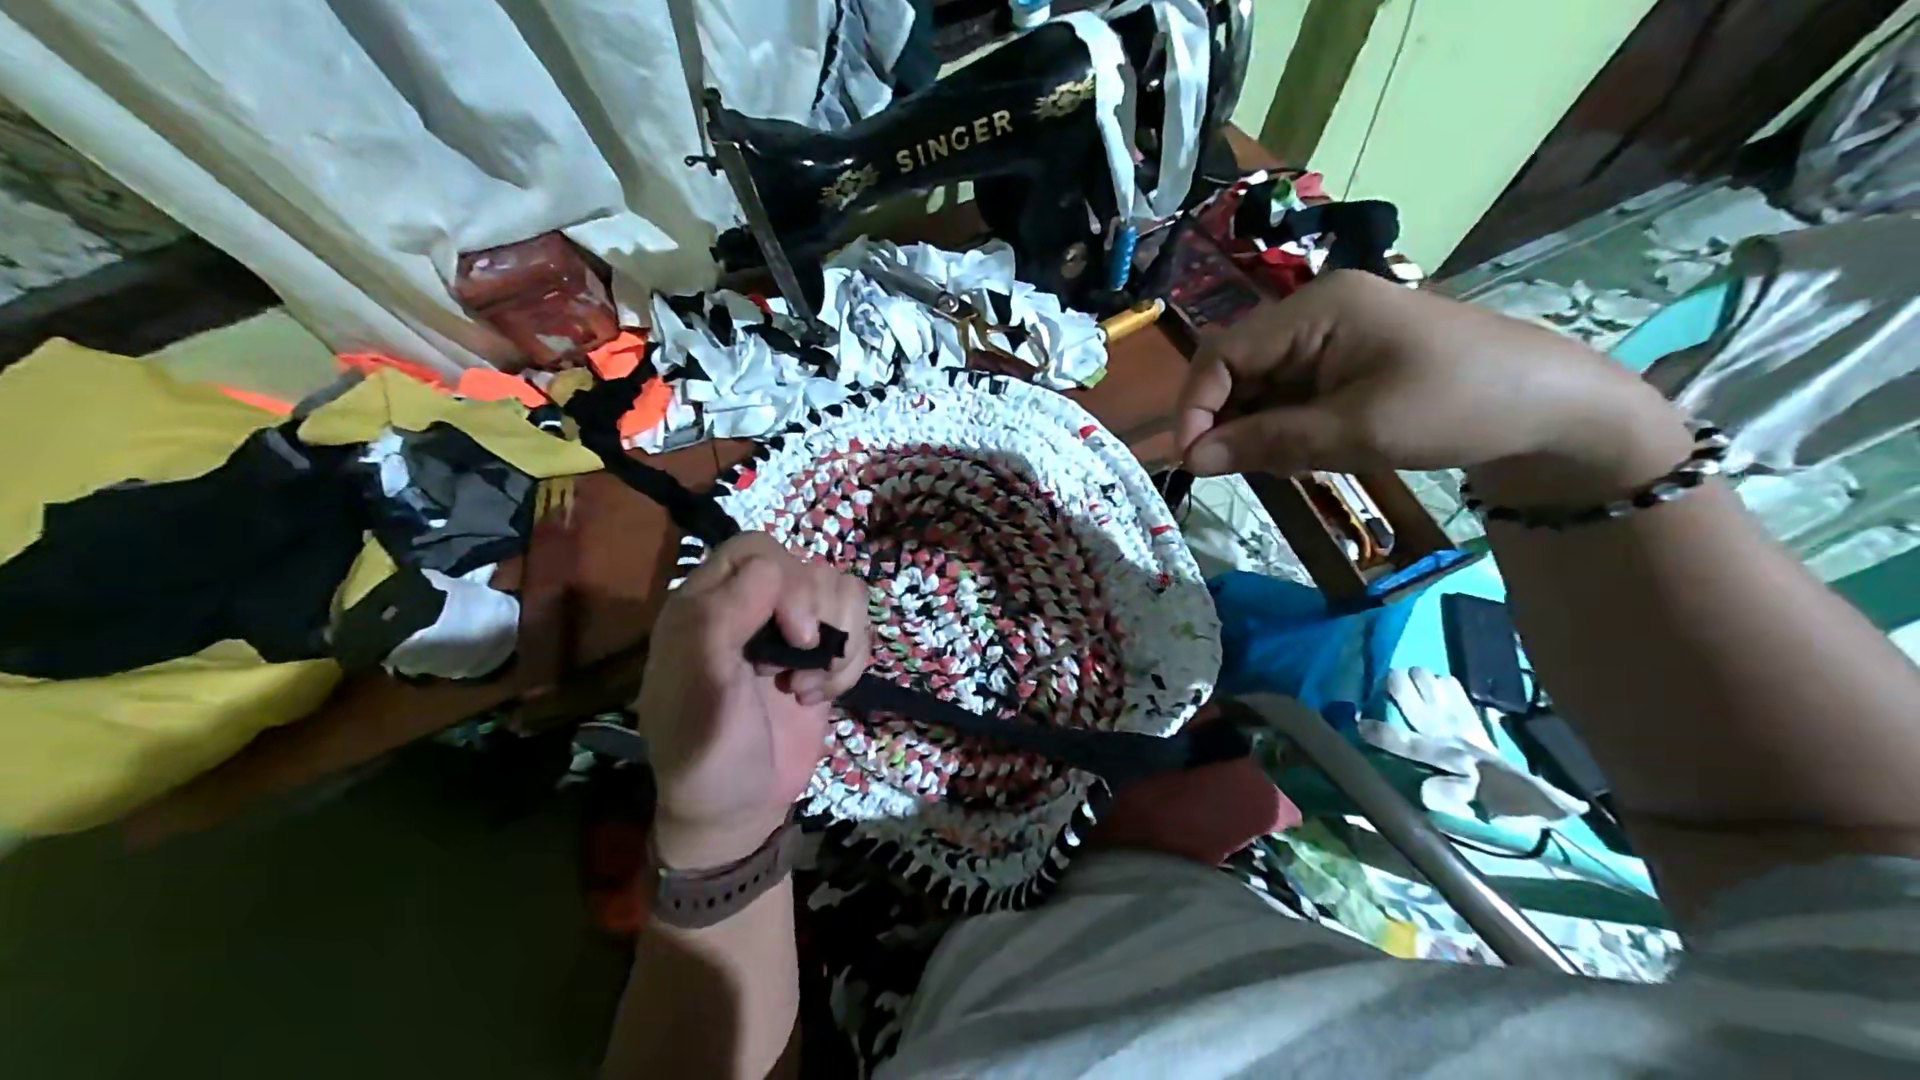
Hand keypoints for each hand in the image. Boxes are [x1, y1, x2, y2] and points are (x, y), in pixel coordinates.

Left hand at [636, 532, 868, 867]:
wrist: (739, 810)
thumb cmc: (708, 754)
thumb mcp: (700, 691)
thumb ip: (721, 621)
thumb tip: (771, 568)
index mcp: (706, 605)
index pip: (757, 551)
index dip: (787, 582)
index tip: (797, 636)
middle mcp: (750, 609)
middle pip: (807, 567)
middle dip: (819, 616)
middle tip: (801, 664)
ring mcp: (789, 632)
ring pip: (840, 591)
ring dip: (841, 640)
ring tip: (810, 685)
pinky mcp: (821, 656)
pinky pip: (857, 626)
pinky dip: (853, 658)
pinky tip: (827, 691)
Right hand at [1173, 271, 1692, 505]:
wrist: (1553, 408)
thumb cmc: (1458, 406)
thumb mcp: (1356, 431)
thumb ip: (1268, 442)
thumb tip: (1190, 458)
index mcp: (1315, 310)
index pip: (1223, 353)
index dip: (1196, 406)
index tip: (1191, 461)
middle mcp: (1313, 314)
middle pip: (1236, 369)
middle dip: (1227, 421)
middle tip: (1237, 470)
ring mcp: (1328, 337)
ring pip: (1258, 387)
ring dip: (1255, 429)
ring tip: (1282, 464)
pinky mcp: (1341, 362)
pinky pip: (1287, 395)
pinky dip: (1282, 428)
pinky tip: (1304, 452)